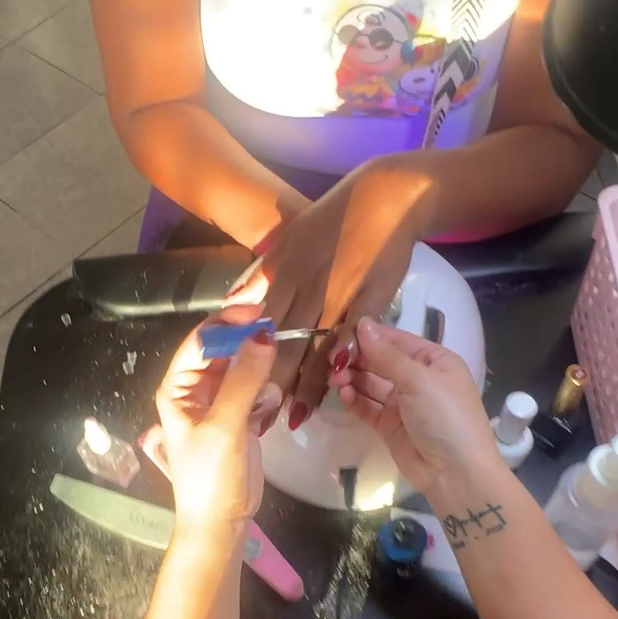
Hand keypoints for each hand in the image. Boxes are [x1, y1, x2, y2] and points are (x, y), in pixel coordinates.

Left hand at [147, 305, 281, 537]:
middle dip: (247, 336)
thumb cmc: (211, 477)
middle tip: (274, 318)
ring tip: (266, 388)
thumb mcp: (225, 427)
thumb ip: (243, 380)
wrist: (221, 522)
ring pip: (243, 364)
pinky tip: (267, 412)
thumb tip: (264, 334)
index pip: (202, 340)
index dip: (228, 321)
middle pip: (223, 347)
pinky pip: (256, 386)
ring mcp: (219, 401)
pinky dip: (265, 392)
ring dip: (259, 368)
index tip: (260, 307)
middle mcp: (196, 389)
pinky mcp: (240, 415)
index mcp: (178, 387)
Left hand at [231, 157, 432, 430]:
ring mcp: (337, 297)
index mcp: (283, 276)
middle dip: (267, 387)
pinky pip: (349, 338)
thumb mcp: (290, 238)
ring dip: (302, 387)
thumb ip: (263, 274)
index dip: (244, 360)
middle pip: (281, 346)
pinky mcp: (368, 301)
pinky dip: (338, 363)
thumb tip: (234, 302)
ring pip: (313, 349)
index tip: (232, 391)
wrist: (386, 196)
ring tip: (291, 419)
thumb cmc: (335, 217)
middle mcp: (305, 290)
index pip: (257, 326)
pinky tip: (331, 388)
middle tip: (257, 422)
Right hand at [328, 316, 497, 500]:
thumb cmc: (446, 417)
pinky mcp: (389, 425)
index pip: (396, 340)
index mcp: (434, 360)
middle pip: (379, 360)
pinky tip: (344, 395)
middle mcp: (417, 378)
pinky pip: (367, 406)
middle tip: (332, 361)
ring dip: (352, 378)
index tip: (340, 335)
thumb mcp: (419, 380)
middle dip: (356, 359)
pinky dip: (354, 400)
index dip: (369, 337)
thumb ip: (387, 355)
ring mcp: (402, 403)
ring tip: (336, 379)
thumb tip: (362, 324)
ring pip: (370, 383)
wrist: (456, 473)